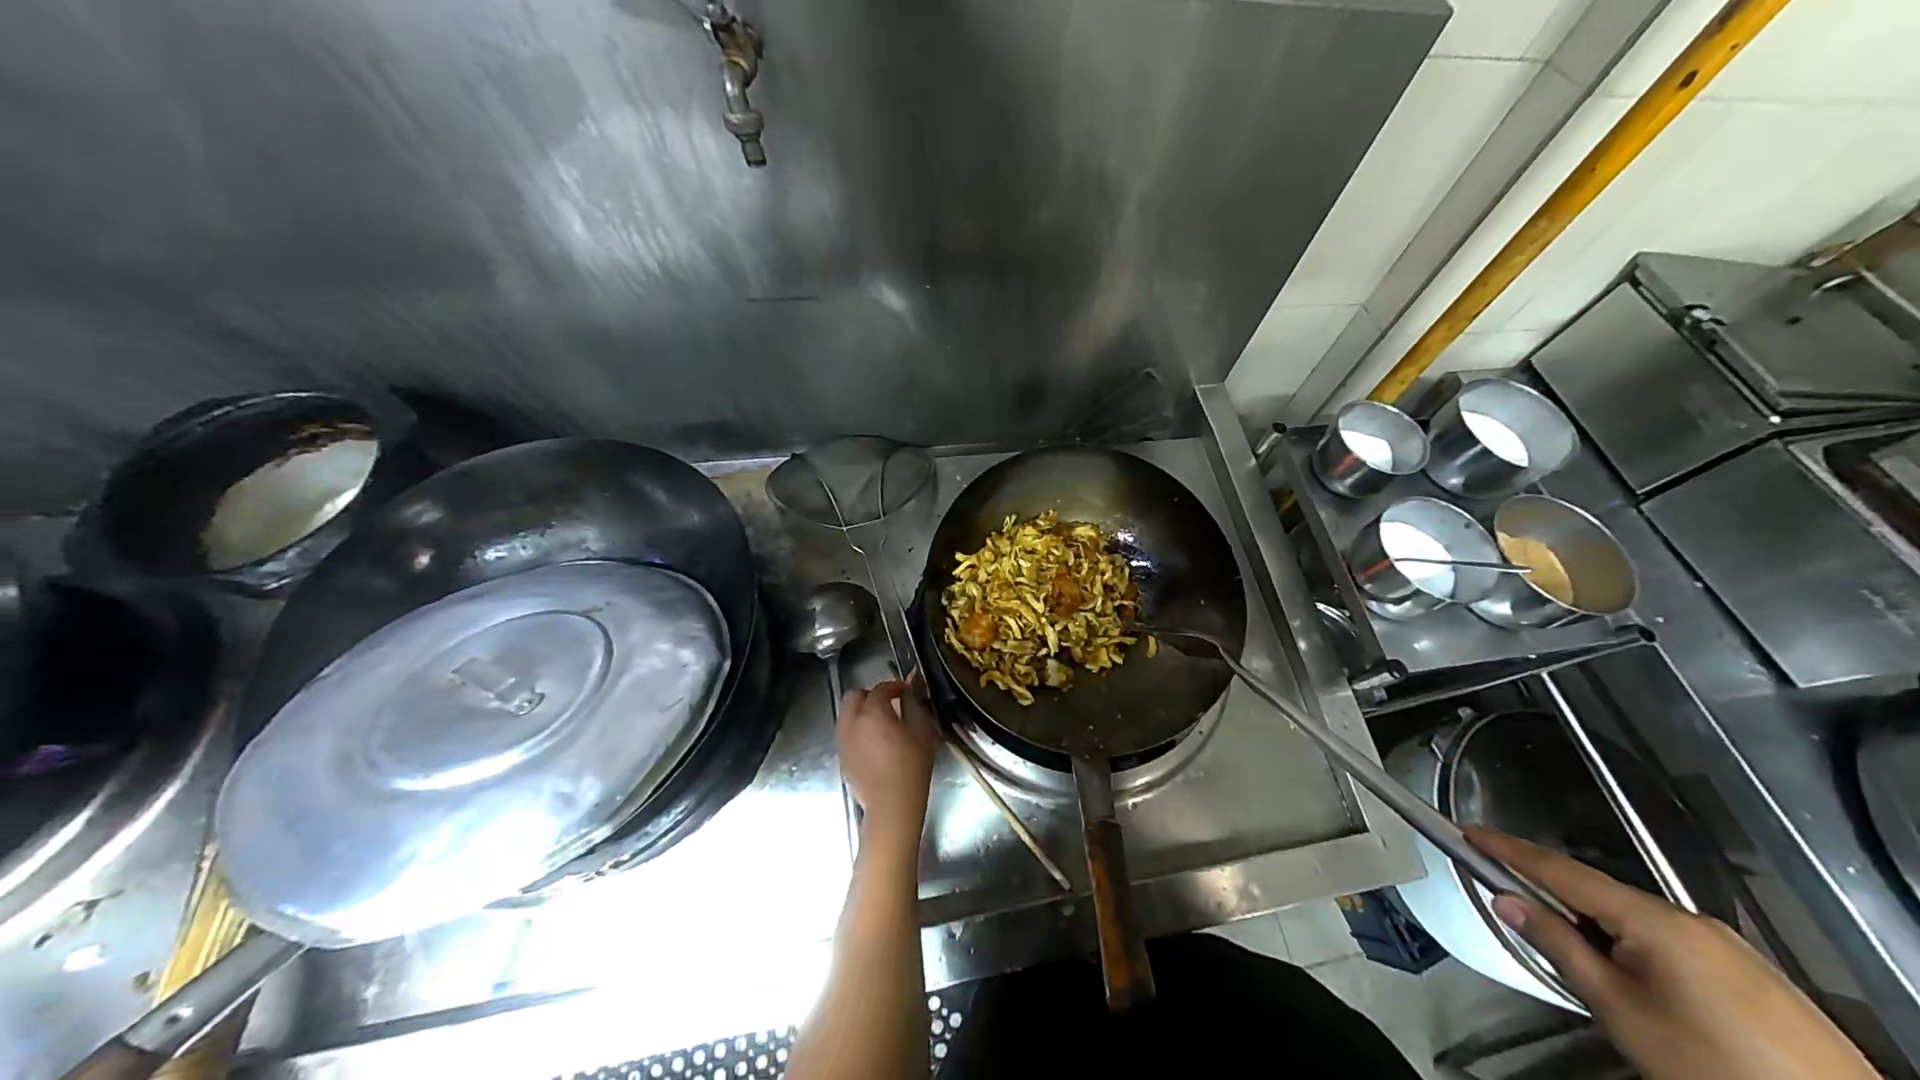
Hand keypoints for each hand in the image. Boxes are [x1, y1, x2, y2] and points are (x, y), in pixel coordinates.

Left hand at [838, 677, 937, 840]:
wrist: (891, 805)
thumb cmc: (911, 765)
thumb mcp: (922, 731)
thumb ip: (915, 703)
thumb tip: (912, 686)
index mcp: (872, 712)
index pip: (880, 688)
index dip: (895, 686)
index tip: (906, 692)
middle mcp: (851, 722)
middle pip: (853, 696)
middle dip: (870, 696)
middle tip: (889, 705)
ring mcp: (843, 741)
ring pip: (846, 715)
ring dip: (860, 713)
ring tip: (880, 725)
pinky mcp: (841, 758)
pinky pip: (846, 735)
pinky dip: (857, 731)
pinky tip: (873, 745)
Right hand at [1467, 827, 1875, 1079]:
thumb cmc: (1711, 1065)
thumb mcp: (1618, 1007)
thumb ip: (1559, 946)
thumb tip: (1509, 901)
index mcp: (1654, 921)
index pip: (1562, 870)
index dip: (1510, 849)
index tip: (1471, 831)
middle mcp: (1691, 920)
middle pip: (1599, 893)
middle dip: (1553, 896)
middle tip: (1509, 903)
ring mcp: (1726, 945)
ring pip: (1634, 920)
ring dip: (1595, 928)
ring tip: (1579, 965)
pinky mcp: (1749, 973)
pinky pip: (1670, 941)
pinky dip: (1632, 946)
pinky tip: (1633, 983)